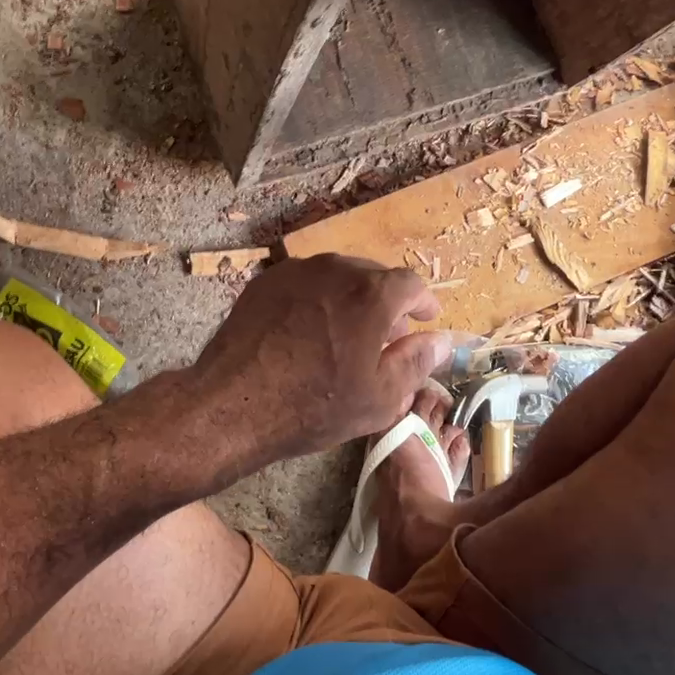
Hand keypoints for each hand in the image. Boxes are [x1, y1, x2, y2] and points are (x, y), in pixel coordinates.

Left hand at [173, 255, 451, 466]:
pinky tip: (309, 330)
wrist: (234, 402)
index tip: (426, 319)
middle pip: (373, 275)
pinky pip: (304, 283)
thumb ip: (416, 362)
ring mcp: (296, 271)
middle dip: (387, 302)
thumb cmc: (314, 405)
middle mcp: (335, 269)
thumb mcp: (380, 397)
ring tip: (348, 333)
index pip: (411, 284)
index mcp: (371, 294)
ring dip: (350, 298)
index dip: (423, 302)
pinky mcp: (265, 281)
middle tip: (388, 334)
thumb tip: (440, 341)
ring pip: (337, 276)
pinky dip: (316, 299)